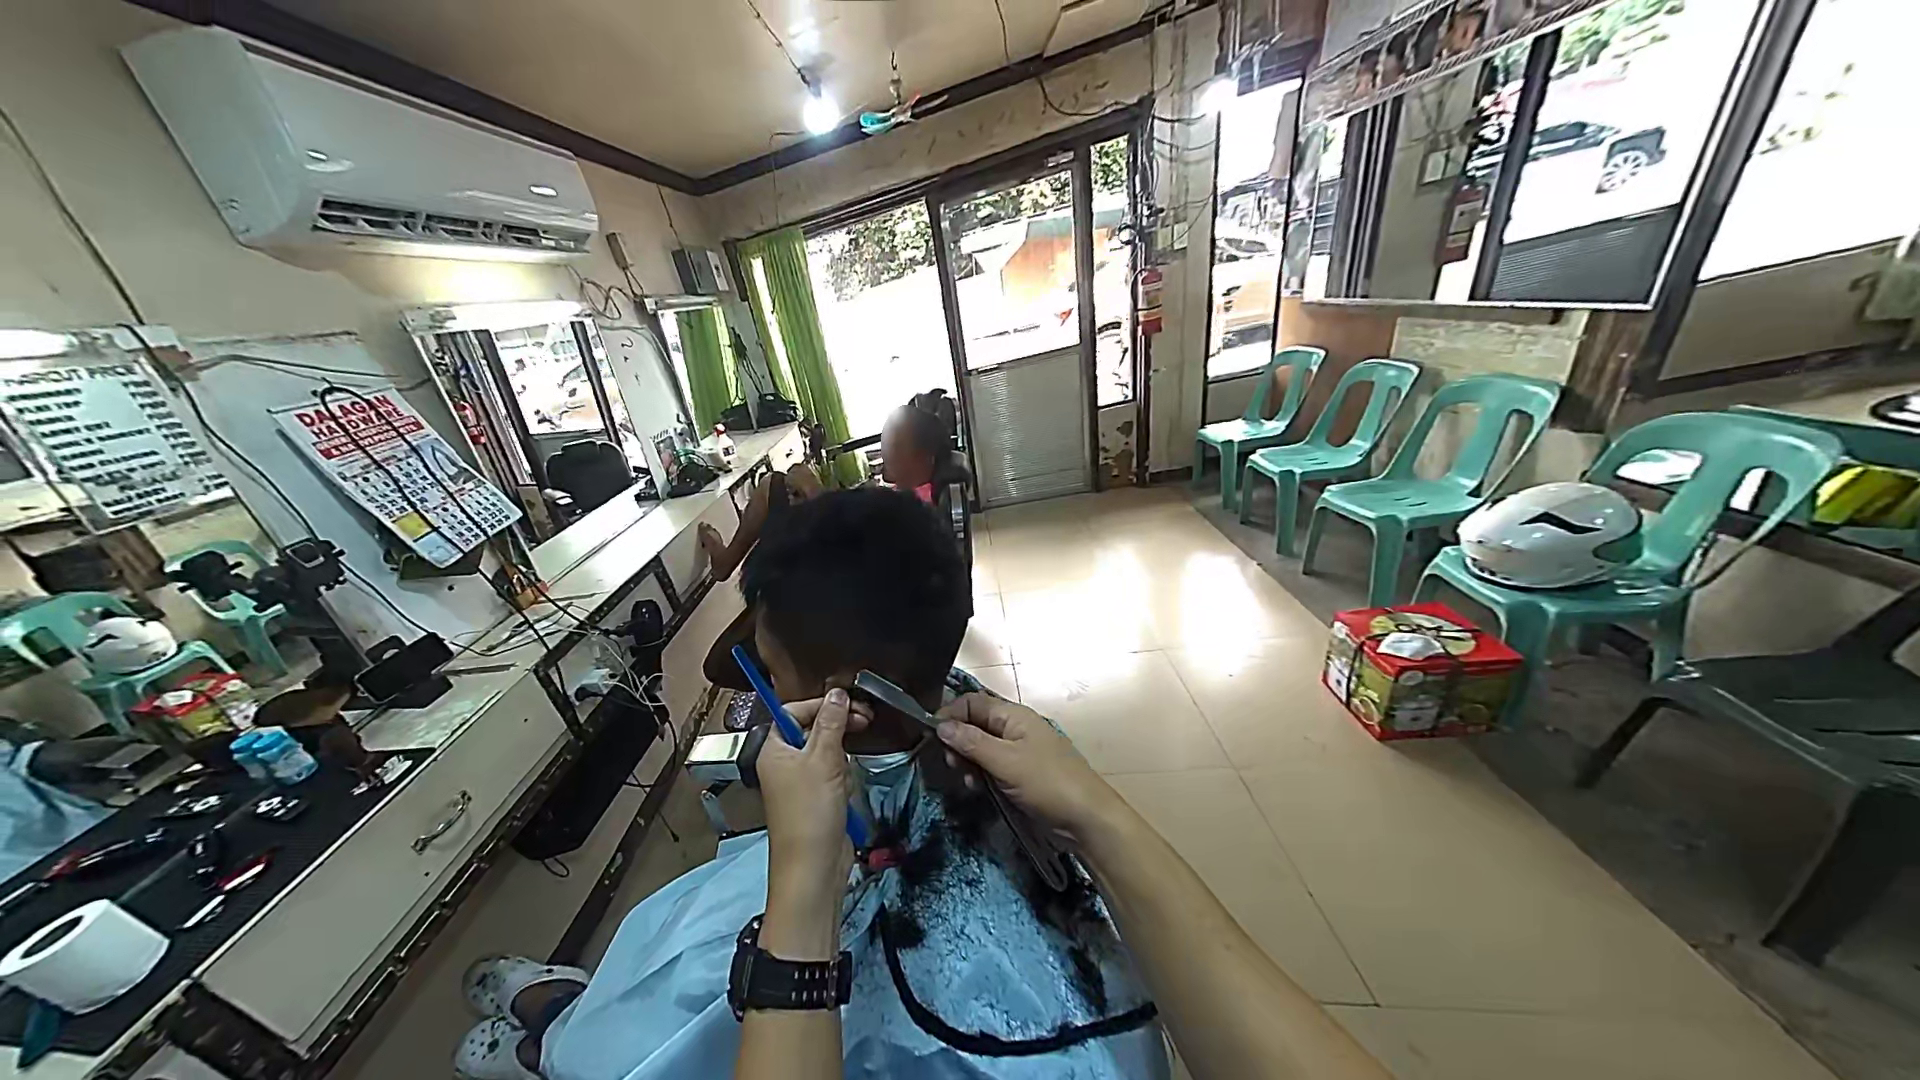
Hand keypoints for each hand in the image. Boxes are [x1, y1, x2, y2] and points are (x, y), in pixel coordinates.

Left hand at [756, 689, 855, 959]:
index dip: (821, 704)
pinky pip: (831, 771)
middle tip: (865, 719)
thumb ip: (832, 722)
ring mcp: (799, 780)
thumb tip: (838, 691)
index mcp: (774, 749)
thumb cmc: (812, 809)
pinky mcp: (816, 796)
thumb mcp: (824, 759)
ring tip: (853, 759)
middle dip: (838, 724)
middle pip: (811, 728)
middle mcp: (783, 761)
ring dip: (842, 751)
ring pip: (825, 749)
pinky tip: (849, 783)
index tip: (849, 704)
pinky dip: (843, 773)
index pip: (794, 710)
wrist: (814, 867)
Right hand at [934, 694, 1128, 848]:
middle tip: (952, 765)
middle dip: (958, 742)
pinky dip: (980, 774)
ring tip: (968, 781)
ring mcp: (1018, 752)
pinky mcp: (1019, 774)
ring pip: (980, 748)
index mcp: (1013, 715)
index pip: (972, 703)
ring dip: (968, 761)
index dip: (950, 715)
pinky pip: (991, 766)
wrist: (1086, 818)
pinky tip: (979, 789)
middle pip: (974, 724)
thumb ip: (972, 742)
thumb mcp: (1005, 762)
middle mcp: (1014, 728)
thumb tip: (940, 724)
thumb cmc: (1047, 783)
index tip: (933, 737)